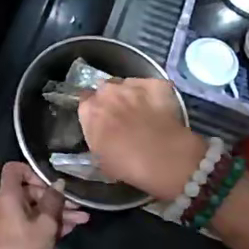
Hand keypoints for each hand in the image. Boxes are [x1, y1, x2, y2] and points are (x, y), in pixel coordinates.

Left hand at [0, 162, 87, 248]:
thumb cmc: (24, 248)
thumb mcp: (46, 224)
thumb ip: (54, 201)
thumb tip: (59, 184)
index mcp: (7, 197)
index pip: (13, 170)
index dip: (33, 171)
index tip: (51, 184)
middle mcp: (3, 206)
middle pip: (29, 192)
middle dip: (54, 198)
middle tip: (77, 206)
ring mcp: (5, 223)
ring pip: (33, 210)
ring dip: (56, 213)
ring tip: (82, 219)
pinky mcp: (9, 238)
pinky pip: (29, 223)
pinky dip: (46, 224)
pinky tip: (69, 230)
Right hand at [78, 78, 207, 201]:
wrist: (163, 158)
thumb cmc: (126, 164)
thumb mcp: (98, 157)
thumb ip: (95, 137)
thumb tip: (99, 132)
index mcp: (90, 110)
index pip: (85, 101)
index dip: (94, 110)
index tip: (101, 119)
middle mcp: (107, 91)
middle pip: (105, 89)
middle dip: (111, 99)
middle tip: (122, 116)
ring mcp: (132, 85)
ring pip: (127, 84)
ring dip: (131, 95)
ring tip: (142, 111)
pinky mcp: (156, 84)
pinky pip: (150, 85)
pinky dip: (153, 93)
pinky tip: (159, 107)